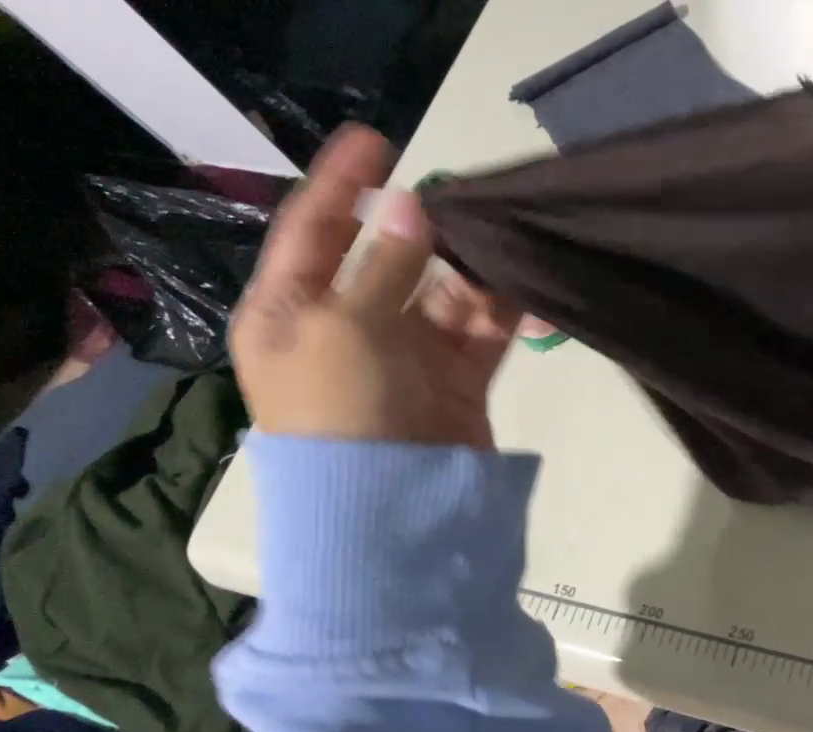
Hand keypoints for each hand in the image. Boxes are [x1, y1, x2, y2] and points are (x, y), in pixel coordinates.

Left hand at [230, 125, 519, 448]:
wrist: (388, 511)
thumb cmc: (342, 410)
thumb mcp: (347, 327)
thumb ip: (385, 264)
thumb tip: (410, 202)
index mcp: (290, 311)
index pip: (312, 231)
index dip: (341, 185)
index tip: (378, 139)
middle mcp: (347, 327)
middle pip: (386, 260)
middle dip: (420, 228)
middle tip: (461, 194)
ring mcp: (406, 357)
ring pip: (441, 295)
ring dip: (468, 267)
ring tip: (500, 233)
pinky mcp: (456, 382)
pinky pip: (480, 333)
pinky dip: (500, 310)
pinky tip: (523, 282)